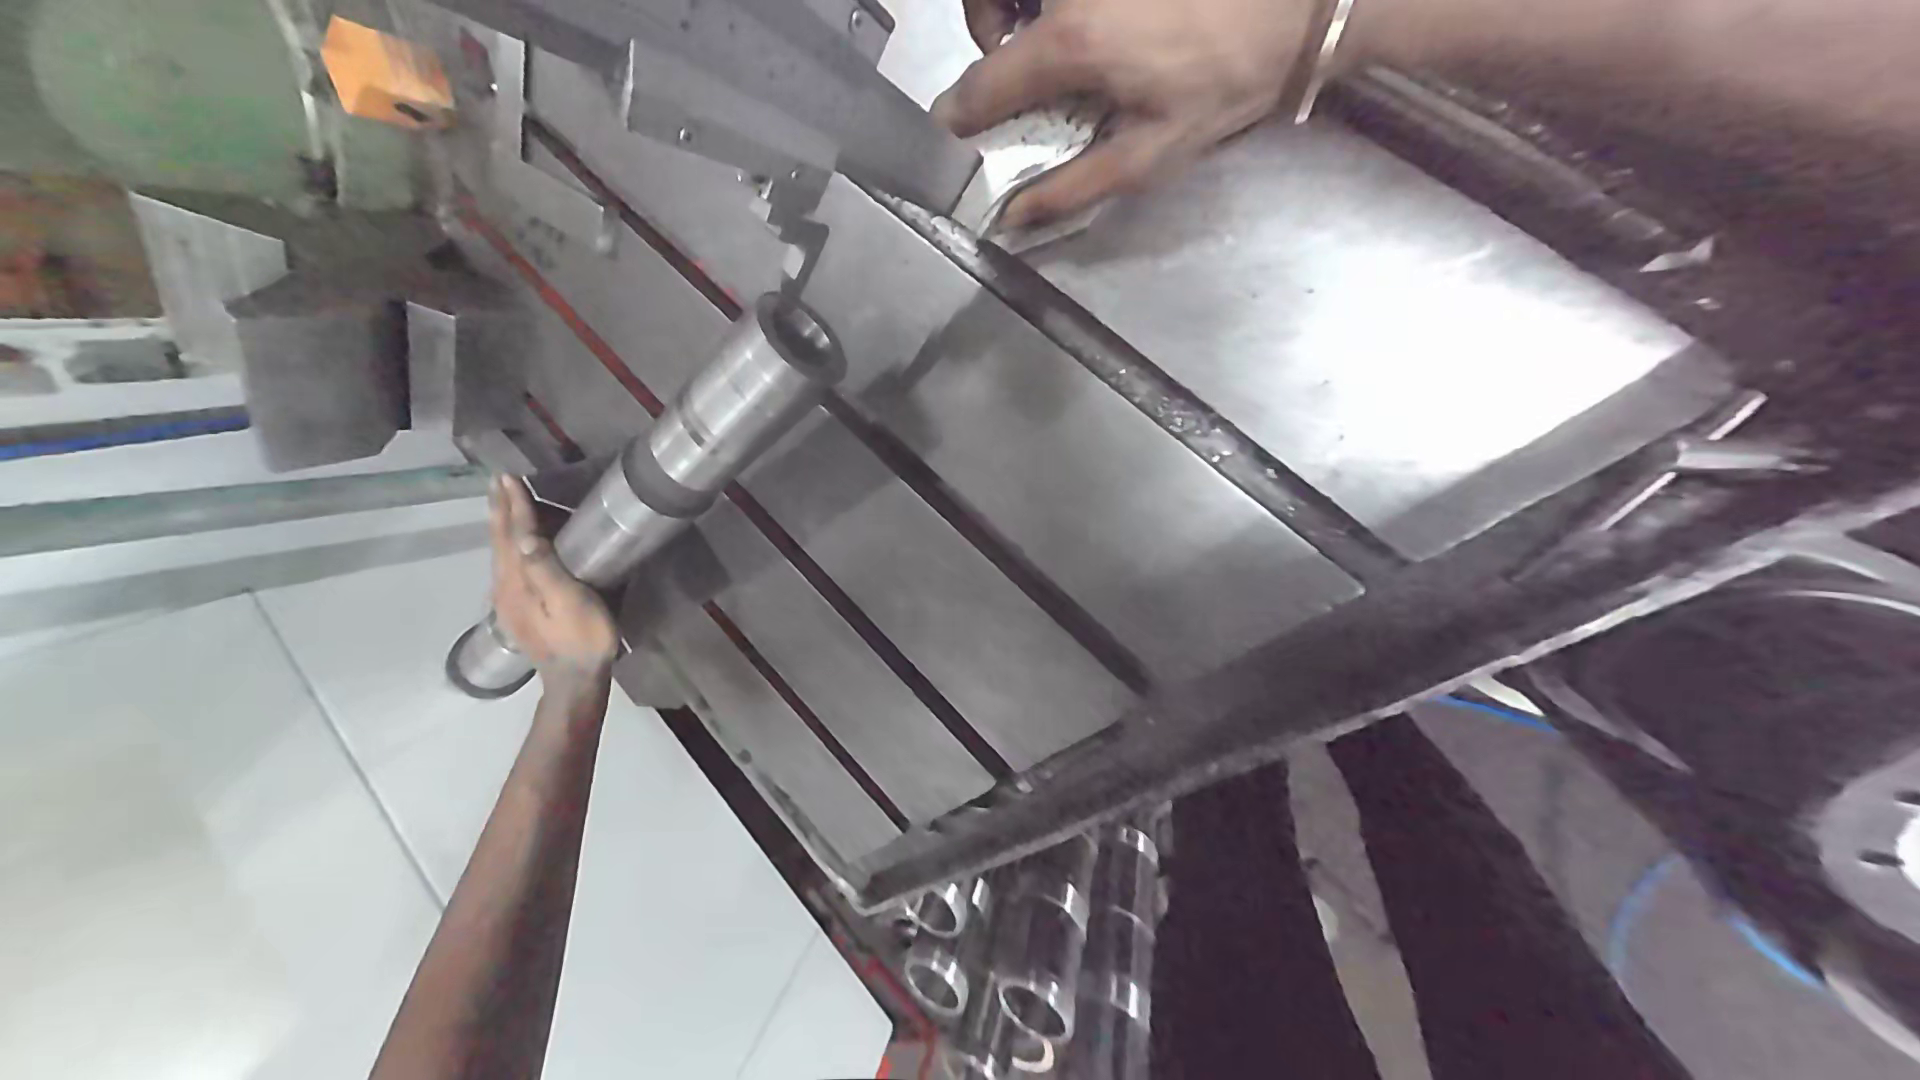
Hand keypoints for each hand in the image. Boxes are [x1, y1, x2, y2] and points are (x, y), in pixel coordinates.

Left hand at [488, 474, 618, 689]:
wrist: (574, 680)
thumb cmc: (582, 639)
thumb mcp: (572, 604)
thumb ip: (548, 571)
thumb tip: (527, 537)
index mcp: (518, 582)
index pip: (514, 534)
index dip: (514, 505)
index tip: (508, 477)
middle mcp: (505, 587)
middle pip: (499, 540)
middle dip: (500, 509)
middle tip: (497, 481)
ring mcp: (508, 600)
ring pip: (500, 552)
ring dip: (501, 524)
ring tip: (503, 502)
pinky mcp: (517, 608)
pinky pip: (507, 565)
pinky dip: (508, 543)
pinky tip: (514, 543)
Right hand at [933, 0, 1325, 228]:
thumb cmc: (1225, 83)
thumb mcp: (1148, 155)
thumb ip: (1071, 188)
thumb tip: (1012, 218)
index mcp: (1072, 43)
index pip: (983, 83)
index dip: (957, 116)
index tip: (950, 134)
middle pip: (984, 0)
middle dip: (981, 34)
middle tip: (1005, 62)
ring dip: (1009, 2)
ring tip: (1039, 27)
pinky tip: (1074, 8)